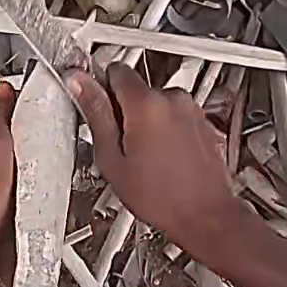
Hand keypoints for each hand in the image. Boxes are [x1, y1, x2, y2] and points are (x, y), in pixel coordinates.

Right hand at [67, 64, 261, 266]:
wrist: (206, 216)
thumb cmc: (162, 196)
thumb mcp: (112, 158)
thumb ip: (95, 113)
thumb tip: (80, 83)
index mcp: (146, 104)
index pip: (115, 71)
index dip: (99, 87)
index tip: (94, 104)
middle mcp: (172, 98)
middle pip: (135, 89)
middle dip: (122, 110)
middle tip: (117, 144)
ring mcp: (190, 109)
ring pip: (154, 103)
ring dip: (144, 121)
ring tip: (140, 156)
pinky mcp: (202, 121)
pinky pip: (173, 115)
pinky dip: (164, 129)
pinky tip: (160, 158)